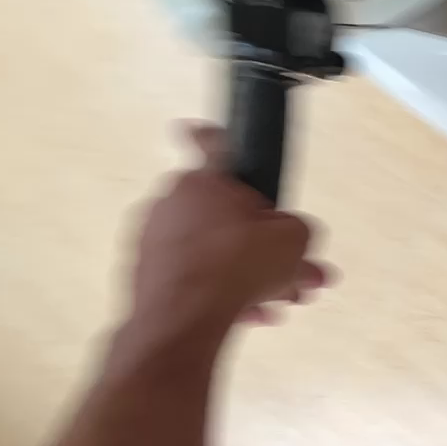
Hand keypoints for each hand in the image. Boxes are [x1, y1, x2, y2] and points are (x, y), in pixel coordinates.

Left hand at [124, 122, 331, 347]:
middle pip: (229, 216)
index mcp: (204, 182)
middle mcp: (170, 202)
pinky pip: (199, 277)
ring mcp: (153, 240)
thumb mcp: (297, 238)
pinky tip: (253, 314)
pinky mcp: (147, 274)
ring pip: (218, 252)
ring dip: (253, 274)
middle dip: (267, 245)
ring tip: (283, 301)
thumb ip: (299, 229)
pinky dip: (226, 292)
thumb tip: (292, 235)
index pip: (210, 145)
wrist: (184, 316)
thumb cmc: (241, 264)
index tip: (200, 129)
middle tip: (298, 271)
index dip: (213, 136)